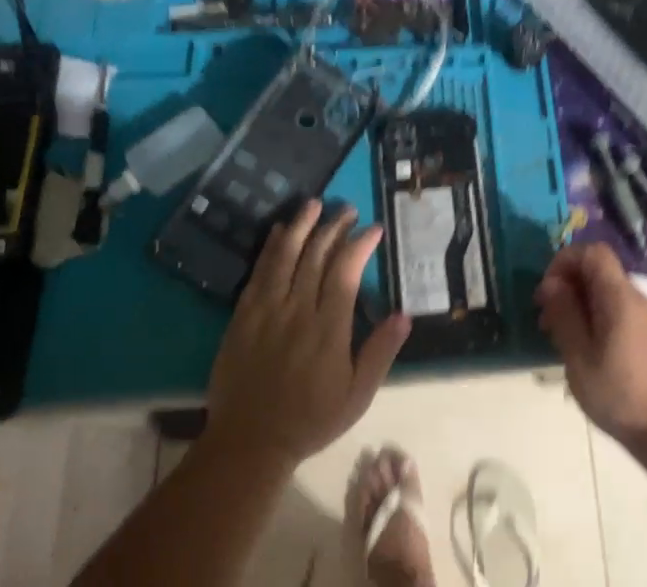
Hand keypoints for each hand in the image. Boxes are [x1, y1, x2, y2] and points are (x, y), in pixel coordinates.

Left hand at [204, 201, 410, 468]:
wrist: (250, 441)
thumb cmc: (311, 420)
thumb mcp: (357, 395)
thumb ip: (380, 353)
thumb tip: (404, 315)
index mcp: (328, 329)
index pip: (345, 273)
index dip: (359, 246)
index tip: (373, 229)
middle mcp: (297, 311)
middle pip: (316, 257)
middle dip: (333, 228)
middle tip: (347, 210)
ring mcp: (266, 312)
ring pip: (285, 257)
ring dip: (300, 227)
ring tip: (313, 204)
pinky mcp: (242, 317)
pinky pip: (258, 274)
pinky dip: (270, 250)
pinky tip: (278, 233)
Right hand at [535, 242, 646, 442]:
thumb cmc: (617, 394)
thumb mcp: (579, 356)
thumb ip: (564, 314)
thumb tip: (551, 284)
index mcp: (620, 297)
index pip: (593, 252)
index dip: (565, 261)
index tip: (546, 291)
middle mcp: (635, 298)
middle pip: (598, 270)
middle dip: (567, 284)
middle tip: (545, 317)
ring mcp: (643, 315)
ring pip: (604, 290)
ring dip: (577, 302)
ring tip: (557, 334)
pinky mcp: (645, 333)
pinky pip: (614, 308)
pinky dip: (592, 315)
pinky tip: (580, 346)